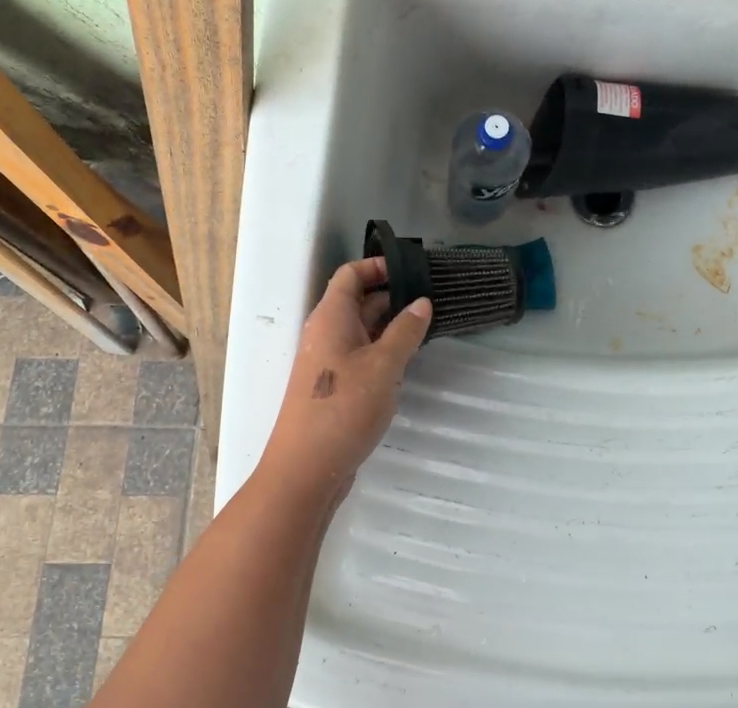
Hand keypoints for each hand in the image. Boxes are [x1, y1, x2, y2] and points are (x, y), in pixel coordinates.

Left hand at [254, 257, 431, 505]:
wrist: (305, 471)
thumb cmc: (343, 410)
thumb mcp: (384, 366)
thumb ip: (405, 331)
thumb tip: (422, 303)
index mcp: (331, 318)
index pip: (350, 275)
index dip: (378, 266)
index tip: (412, 270)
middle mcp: (326, 334)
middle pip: (358, 300)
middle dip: (393, 295)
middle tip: (432, 297)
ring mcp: (329, 363)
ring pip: (363, 330)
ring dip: (392, 325)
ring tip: (429, 325)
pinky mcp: (335, 387)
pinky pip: (362, 355)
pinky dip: (385, 351)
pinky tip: (409, 360)